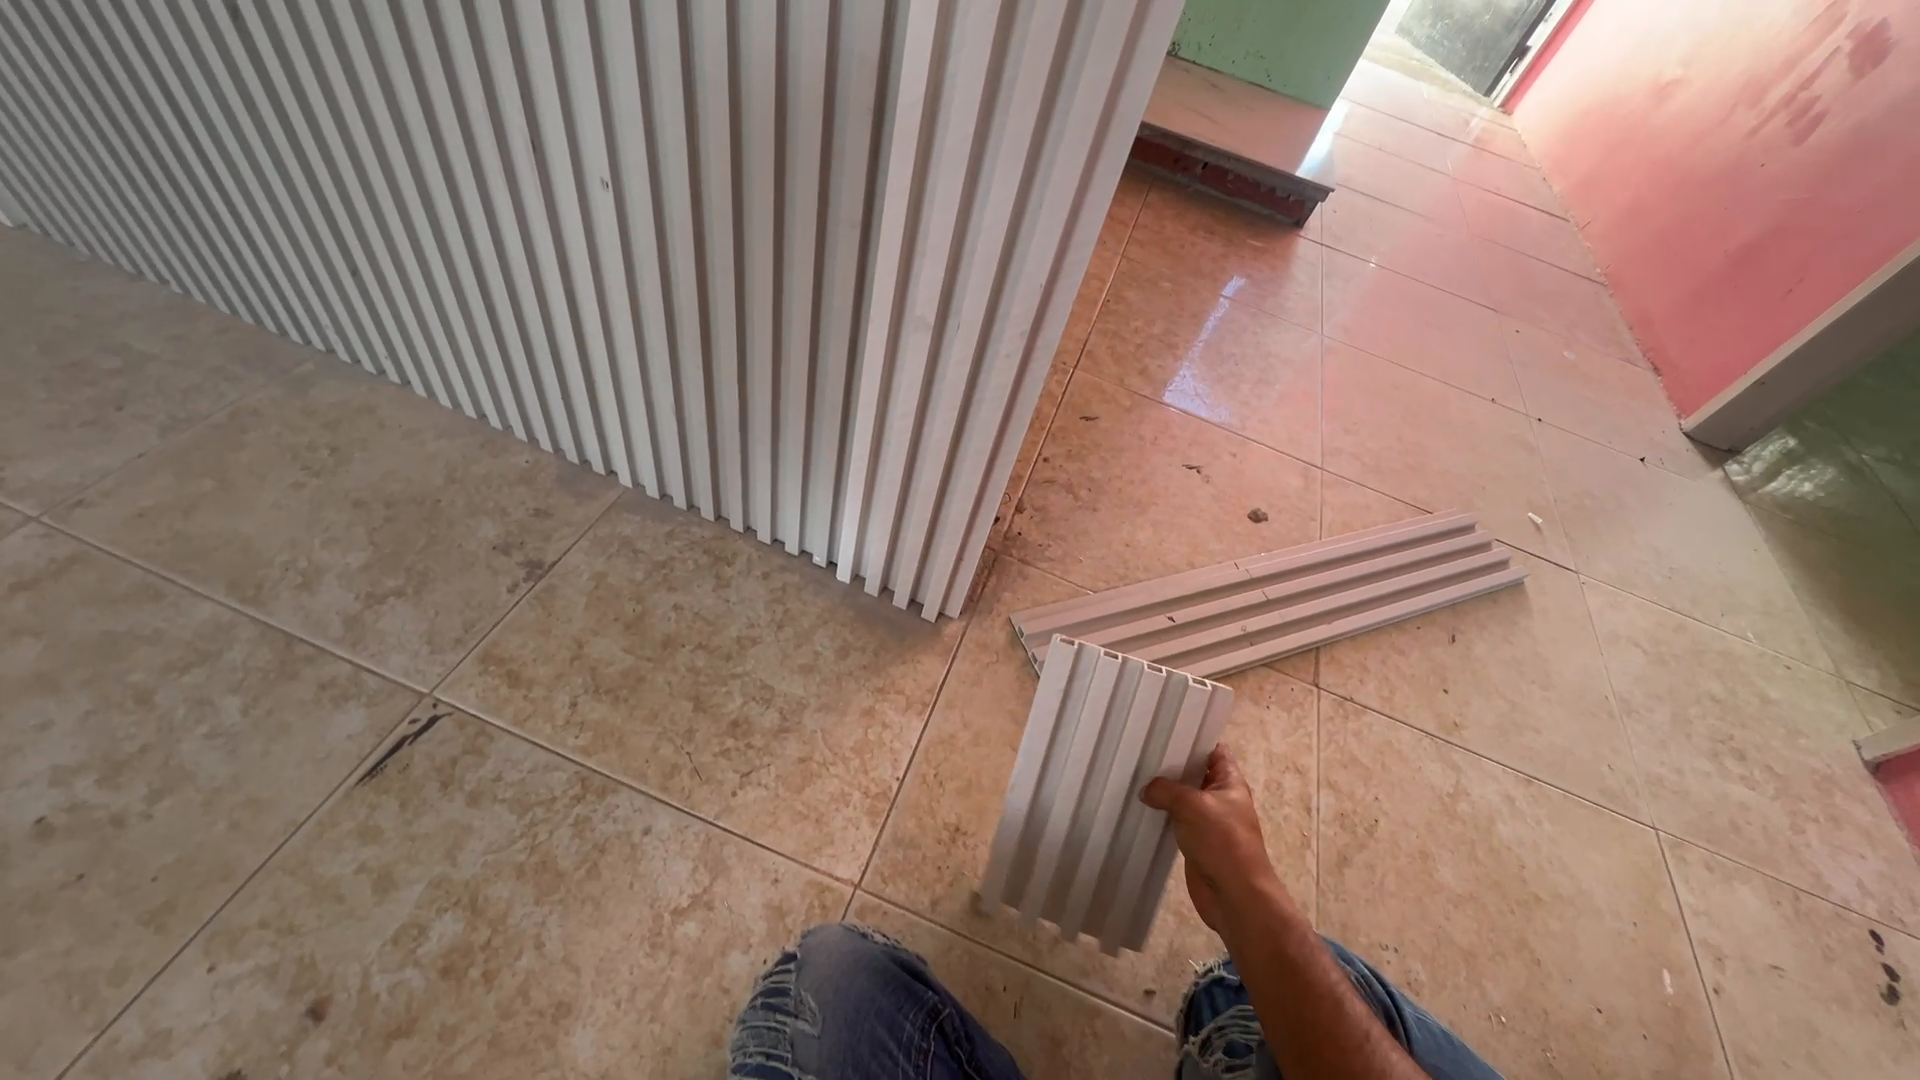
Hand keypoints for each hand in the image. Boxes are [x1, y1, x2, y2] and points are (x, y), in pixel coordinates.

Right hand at [1140, 744, 1288, 936]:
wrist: (1235, 896)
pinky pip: (1175, 821)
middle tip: (1141, 750)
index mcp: (1230, 782)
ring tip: (1133, 775)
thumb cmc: (1223, 842)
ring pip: (1182, 798)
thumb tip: (1147, 789)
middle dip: (1172, 764)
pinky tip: (1139, 809)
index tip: (1167, 729)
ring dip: (1163, 792)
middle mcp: (1220, 798)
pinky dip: (1160, 815)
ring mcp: (1208, 822)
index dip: (1194, 738)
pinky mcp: (1195, 842)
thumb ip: (1166, 790)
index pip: (1214, 750)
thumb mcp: (1193, 805)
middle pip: (1195, 773)